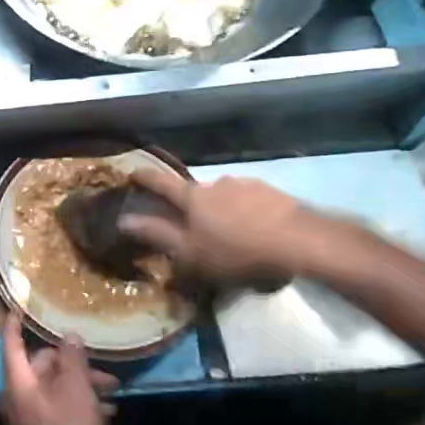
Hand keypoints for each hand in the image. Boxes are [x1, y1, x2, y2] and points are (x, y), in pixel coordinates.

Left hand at [0, 312, 119, 424]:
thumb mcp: (77, 393)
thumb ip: (73, 361)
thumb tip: (69, 336)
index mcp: (18, 382)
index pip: (11, 343)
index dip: (14, 323)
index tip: (18, 307)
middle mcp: (15, 397)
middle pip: (40, 367)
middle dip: (72, 364)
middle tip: (107, 374)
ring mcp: (24, 419)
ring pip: (52, 389)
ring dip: (80, 387)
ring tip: (112, 396)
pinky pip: (54, 409)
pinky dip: (76, 406)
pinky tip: (103, 416)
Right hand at [118, 169, 349, 284]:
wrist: (299, 242)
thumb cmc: (236, 251)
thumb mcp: (190, 252)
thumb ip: (157, 235)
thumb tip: (124, 220)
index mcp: (193, 198)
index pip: (161, 182)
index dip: (145, 178)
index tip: (133, 172)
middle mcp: (217, 184)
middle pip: (196, 192)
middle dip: (192, 206)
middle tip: (195, 227)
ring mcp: (248, 185)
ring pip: (226, 197)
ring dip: (223, 210)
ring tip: (231, 234)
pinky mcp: (274, 193)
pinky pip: (251, 202)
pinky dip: (247, 213)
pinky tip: (256, 232)